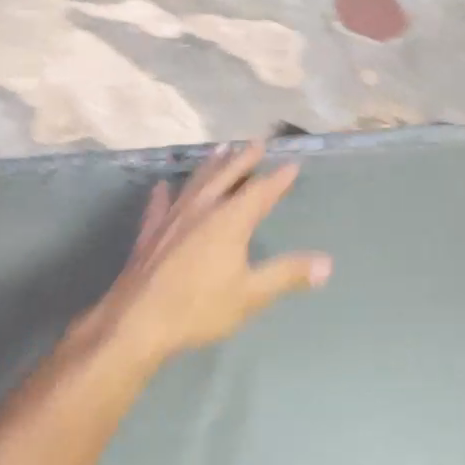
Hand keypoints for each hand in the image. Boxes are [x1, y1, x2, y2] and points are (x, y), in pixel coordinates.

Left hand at [86, 140, 330, 363]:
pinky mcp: (149, 235)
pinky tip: (162, 186)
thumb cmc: (199, 308)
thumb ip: (287, 275)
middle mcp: (200, 211)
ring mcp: (170, 220)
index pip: (259, 192)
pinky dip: (164, 194)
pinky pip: (158, 205)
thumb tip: (326, 264)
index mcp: (229, 221)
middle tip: (255, 143)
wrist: (137, 321)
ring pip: (193, 184)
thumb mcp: (251, 295)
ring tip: (219, 151)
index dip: (277, 179)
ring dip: (209, 166)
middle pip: (225, 177)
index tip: (291, 164)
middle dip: (242, 160)